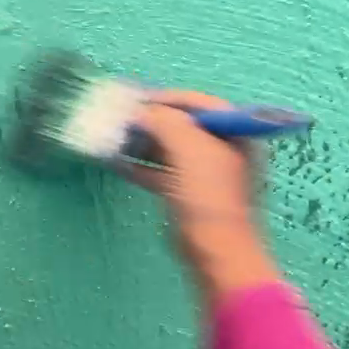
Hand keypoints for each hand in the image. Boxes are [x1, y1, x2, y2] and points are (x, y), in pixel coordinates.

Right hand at [114, 90, 280, 309]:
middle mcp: (223, 148)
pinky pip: (160, 171)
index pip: (198, 104)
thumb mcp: (189, 149)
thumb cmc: (208, 194)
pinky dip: (140, 165)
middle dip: (150, 121)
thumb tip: (140, 111)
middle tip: (120, 118)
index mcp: (234, 132)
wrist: (214, 249)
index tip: (134, 100)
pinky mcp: (188, 194)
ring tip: (114, 137)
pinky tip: (116, 162)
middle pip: (182, 125)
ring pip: (169, 149)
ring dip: (141, 142)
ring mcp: (205, 173)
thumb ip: (165, 122)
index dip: (165, 99)